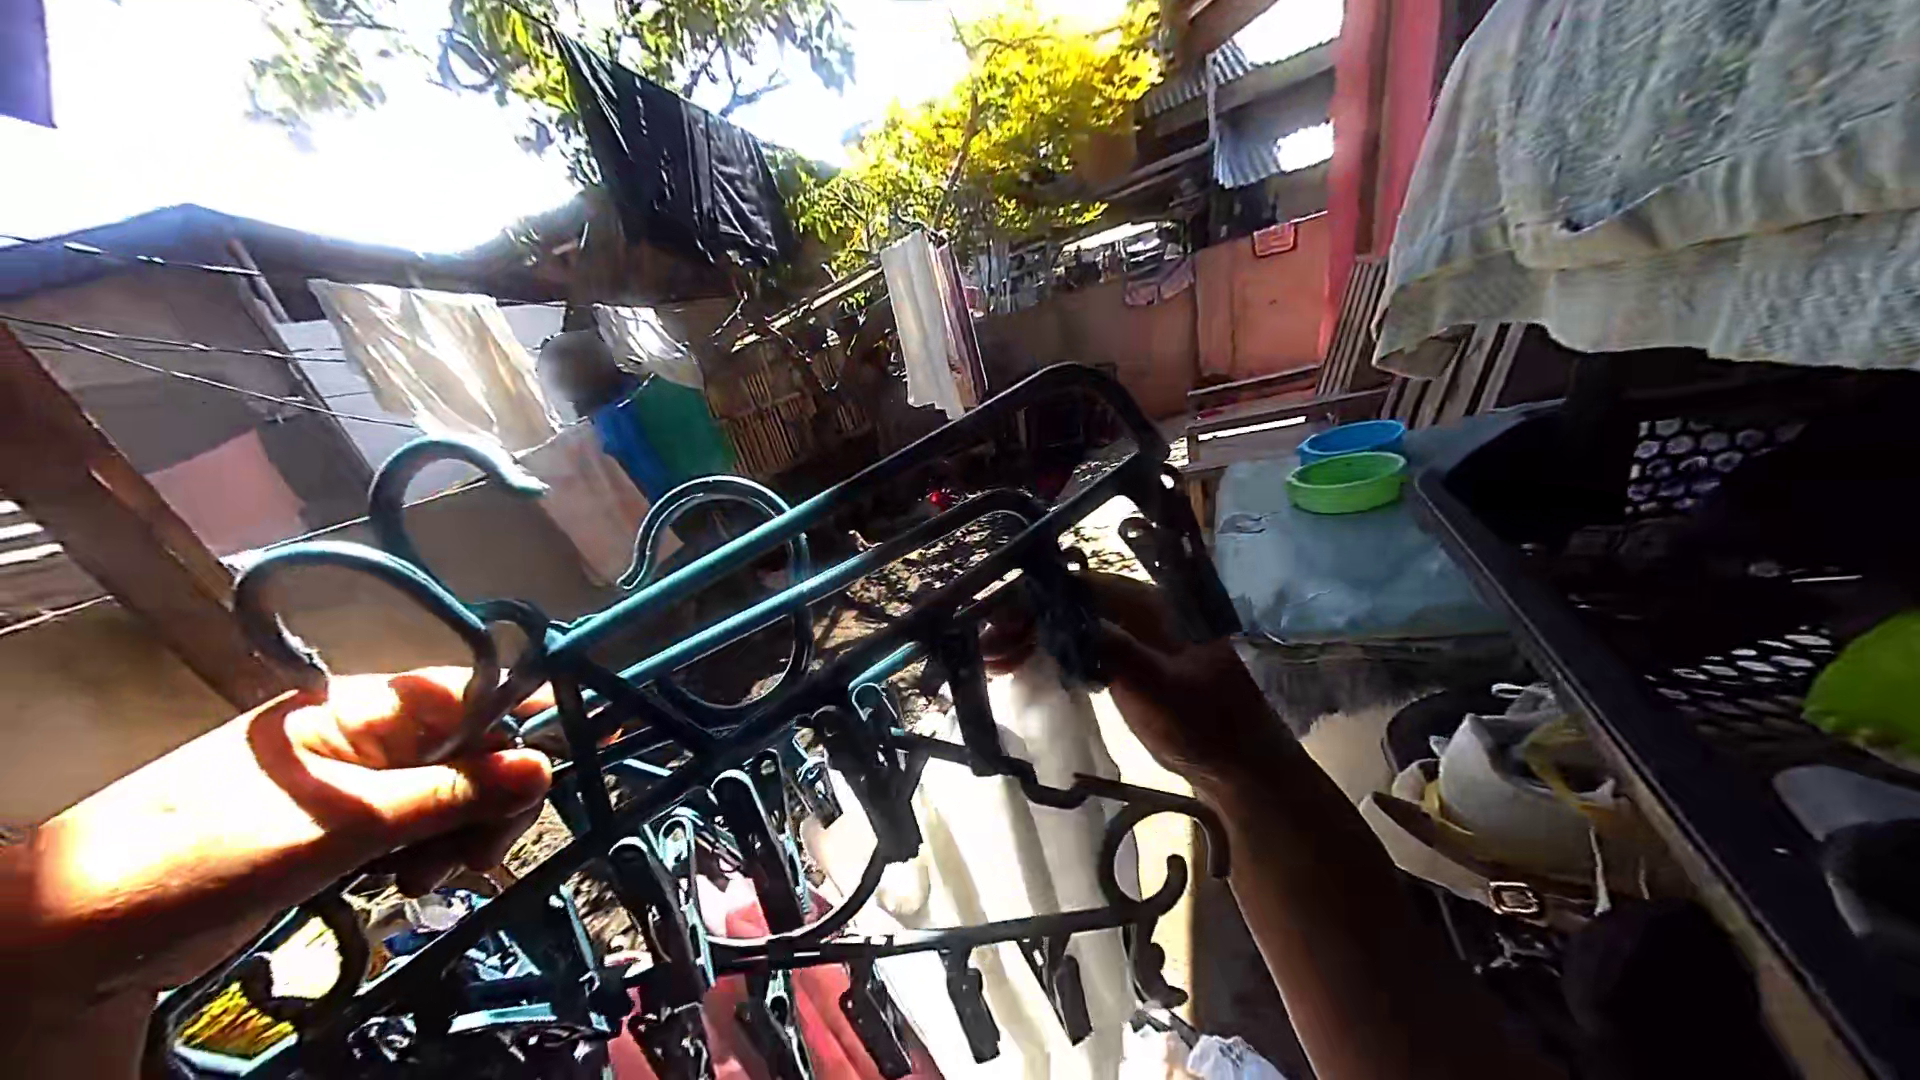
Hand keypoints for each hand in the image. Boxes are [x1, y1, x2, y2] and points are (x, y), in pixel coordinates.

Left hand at [0, 667, 552, 1024]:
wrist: (64, 939)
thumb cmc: (203, 853)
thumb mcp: (345, 824)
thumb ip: (454, 794)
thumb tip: (545, 767)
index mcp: (377, 706)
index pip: (486, 691)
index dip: (535, 715)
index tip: (576, 750)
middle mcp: (384, 733)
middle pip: (486, 747)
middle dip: (493, 799)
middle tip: (469, 856)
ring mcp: (374, 778)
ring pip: (465, 790)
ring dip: (466, 834)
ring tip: (426, 881)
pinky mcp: (363, 821)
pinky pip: (434, 822)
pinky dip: (439, 850)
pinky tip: (413, 882)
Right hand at [982, 573, 1291, 792]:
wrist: (1240, 770)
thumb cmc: (1208, 726)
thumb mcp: (1160, 689)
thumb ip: (1115, 651)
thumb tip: (1061, 616)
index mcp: (1153, 604)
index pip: (1083, 586)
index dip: (1037, 600)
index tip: (999, 623)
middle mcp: (1138, 611)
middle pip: (1070, 603)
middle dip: (1027, 621)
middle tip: (987, 650)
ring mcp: (1131, 637)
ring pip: (1070, 624)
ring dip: (1032, 637)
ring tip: (992, 662)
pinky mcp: (1125, 662)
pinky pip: (1078, 646)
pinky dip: (1048, 654)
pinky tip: (1020, 667)